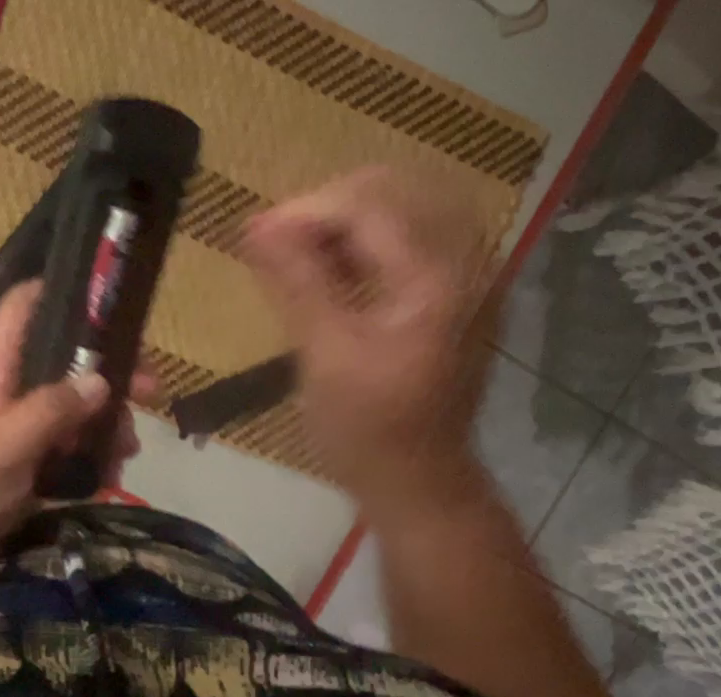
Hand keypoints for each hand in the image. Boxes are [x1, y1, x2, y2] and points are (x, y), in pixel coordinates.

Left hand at [0, 282, 152, 579]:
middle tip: (150, 397)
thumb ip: (49, 411)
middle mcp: (8, 394)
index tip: (110, 304)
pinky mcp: (25, 464)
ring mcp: (17, 430)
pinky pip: (67, 447)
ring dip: (106, 425)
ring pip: (73, 408)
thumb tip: (101, 379)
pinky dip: (90, 457)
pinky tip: (105, 479)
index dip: (60, 293)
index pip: (22, 311)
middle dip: (108, 375)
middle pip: (65, 362)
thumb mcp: (2, 450)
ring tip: (124, 458)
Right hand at [242, 167, 496, 522]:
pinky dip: (368, 241)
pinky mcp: (459, 293)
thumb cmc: (366, 432)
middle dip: (325, 208)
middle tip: (273, 243)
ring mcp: (470, 274)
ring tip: (296, 254)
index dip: (303, 212)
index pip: (368, 206)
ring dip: (345, 221)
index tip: (250, 235)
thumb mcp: (324, 359)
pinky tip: (332, 269)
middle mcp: (466, 260)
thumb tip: (255, 228)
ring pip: (405, 208)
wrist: (418, 482)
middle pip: (394, 191)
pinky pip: (414, 237)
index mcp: (436, 277)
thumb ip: (297, 285)